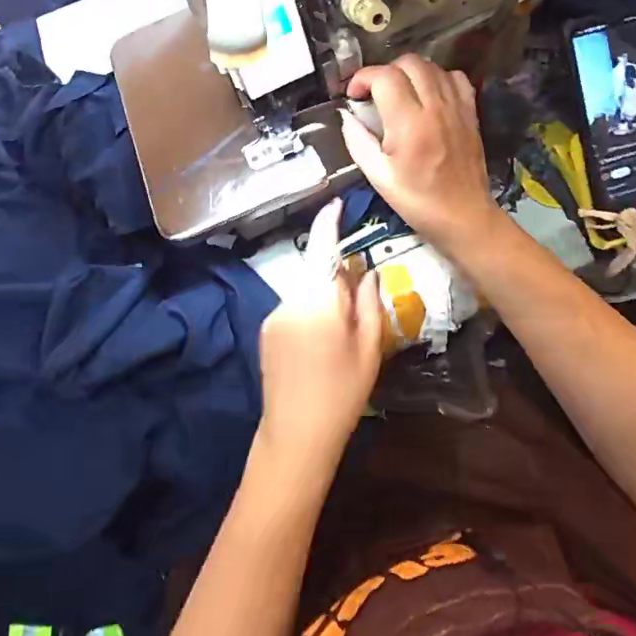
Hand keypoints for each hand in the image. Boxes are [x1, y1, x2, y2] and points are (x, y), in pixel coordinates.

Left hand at [257, 199, 383, 457]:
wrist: (297, 432)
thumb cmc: (343, 392)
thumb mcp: (370, 349)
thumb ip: (370, 303)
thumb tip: (366, 271)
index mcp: (320, 299)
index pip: (324, 249)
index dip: (329, 223)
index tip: (334, 204)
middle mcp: (291, 298)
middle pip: (317, 274)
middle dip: (337, 279)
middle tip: (359, 308)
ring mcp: (274, 314)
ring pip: (305, 293)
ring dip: (322, 301)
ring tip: (339, 339)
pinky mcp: (265, 330)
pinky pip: (292, 310)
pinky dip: (308, 316)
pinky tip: (317, 349)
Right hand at [339, 54, 501, 249]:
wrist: (464, 216)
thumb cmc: (417, 200)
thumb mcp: (378, 176)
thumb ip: (358, 142)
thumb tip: (347, 117)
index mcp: (410, 124)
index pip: (385, 77)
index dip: (362, 78)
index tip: (354, 96)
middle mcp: (435, 108)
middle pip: (409, 63)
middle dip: (385, 72)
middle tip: (374, 94)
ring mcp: (457, 107)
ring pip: (432, 66)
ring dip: (409, 73)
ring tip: (398, 93)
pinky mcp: (470, 112)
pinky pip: (454, 78)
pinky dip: (437, 78)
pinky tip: (427, 96)